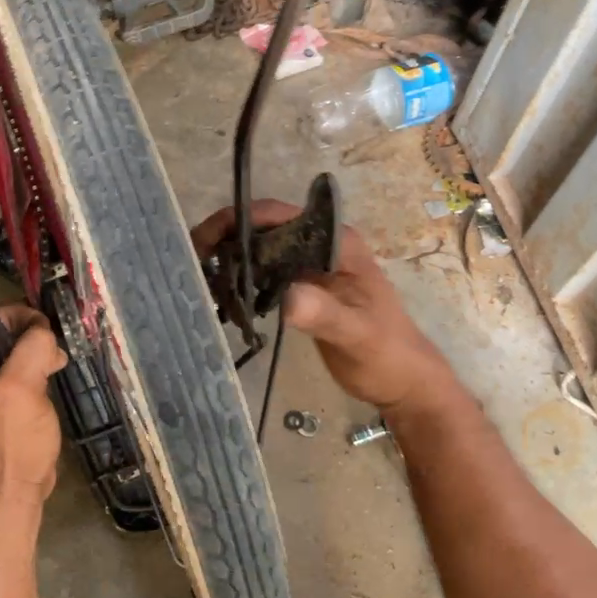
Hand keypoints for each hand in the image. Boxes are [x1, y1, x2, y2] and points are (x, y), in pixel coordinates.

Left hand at [0, 304, 69, 515]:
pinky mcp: (4, 403)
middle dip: (33, 338)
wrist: (11, 495)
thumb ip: (32, 347)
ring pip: (18, 352)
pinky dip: (40, 372)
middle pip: (5, 331)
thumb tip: (43, 330)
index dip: (20, 316)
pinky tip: (51, 385)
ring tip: (56, 371)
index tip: (46, 332)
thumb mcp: (21, 387)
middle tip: (53, 357)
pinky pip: (23, 372)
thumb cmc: (11, 442)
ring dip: (40, 356)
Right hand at [192, 200, 456, 411]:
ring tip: (200, 281)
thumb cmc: (386, 354)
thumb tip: (287, 298)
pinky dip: (241, 282)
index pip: (278, 215)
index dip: (238, 220)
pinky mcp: (301, 289)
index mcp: (335, 241)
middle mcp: (319, 246)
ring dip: (230, 261)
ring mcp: (309, 267)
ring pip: (260, 251)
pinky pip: (263, 275)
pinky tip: (223, 299)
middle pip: (262, 228)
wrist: (404, 382)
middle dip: (225, 240)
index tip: (204, 240)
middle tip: (192, 264)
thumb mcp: (357, 335)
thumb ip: (325, 314)